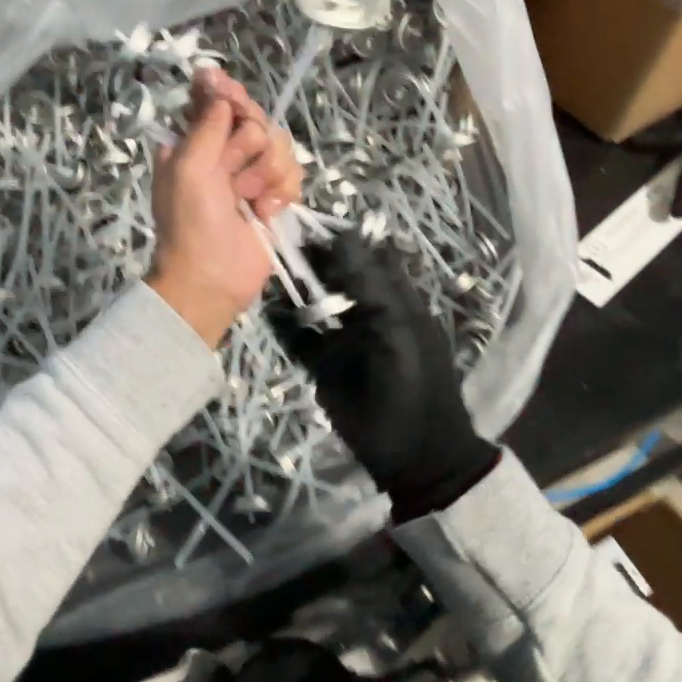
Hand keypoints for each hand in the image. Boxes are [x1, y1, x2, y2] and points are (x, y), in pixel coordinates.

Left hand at [147, 69, 302, 346]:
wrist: (212, 279)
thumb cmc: (190, 223)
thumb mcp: (188, 167)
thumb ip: (205, 124)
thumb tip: (216, 84)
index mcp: (192, 141)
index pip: (218, 99)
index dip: (231, 97)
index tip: (233, 104)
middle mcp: (222, 151)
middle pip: (257, 118)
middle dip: (252, 145)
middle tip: (234, 174)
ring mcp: (249, 173)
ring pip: (280, 144)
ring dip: (268, 173)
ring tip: (249, 200)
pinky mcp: (273, 195)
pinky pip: (294, 172)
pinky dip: (283, 192)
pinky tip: (266, 212)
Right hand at [270, 234, 499, 521]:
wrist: (416, 457)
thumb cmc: (414, 389)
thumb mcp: (398, 330)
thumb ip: (372, 285)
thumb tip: (346, 236)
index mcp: (394, 300)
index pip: (363, 257)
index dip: (335, 239)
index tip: (302, 223)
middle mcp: (366, 313)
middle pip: (333, 277)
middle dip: (308, 262)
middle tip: (275, 243)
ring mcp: (342, 339)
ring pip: (313, 304)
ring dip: (292, 290)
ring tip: (265, 270)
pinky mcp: (323, 365)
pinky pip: (298, 338)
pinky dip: (282, 323)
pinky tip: (266, 309)